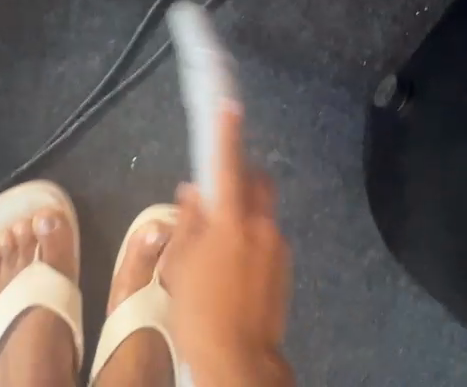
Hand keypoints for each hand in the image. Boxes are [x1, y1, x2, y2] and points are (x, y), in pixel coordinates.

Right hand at [169, 102, 294, 386]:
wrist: (239, 360)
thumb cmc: (199, 313)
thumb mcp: (181, 267)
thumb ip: (189, 223)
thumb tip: (194, 192)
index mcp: (230, 221)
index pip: (227, 165)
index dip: (226, 133)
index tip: (228, 105)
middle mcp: (261, 224)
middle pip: (257, 180)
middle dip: (242, 174)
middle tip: (218, 190)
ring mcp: (277, 244)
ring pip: (263, 209)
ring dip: (246, 208)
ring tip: (222, 238)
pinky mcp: (285, 264)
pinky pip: (268, 234)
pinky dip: (253, 235)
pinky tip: (236, 265)